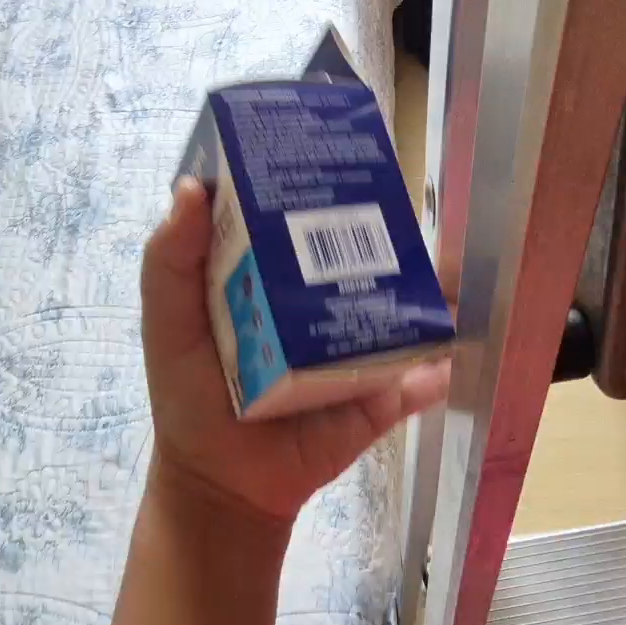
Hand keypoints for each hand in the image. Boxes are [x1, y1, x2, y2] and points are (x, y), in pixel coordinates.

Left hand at [140, 177, 451, 529]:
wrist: (224, 481)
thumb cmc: (190, 393)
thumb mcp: (169, 323)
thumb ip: (171, 261)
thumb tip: (192, 188)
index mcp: (275, 278)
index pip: (302, 220)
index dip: (316, 186)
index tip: (337, 143)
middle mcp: (324, 305)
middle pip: (362, 258)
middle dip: (384, 227)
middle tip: (403, 193)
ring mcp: (357, 350)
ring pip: (402, 312)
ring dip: (430, 288)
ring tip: (455, 261)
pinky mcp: (378, 398)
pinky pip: (418, 380)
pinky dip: (437, 368)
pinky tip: (456, 341)